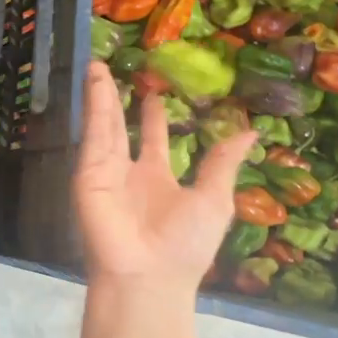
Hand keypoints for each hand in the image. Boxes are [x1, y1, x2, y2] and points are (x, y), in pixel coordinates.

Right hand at [74, 62, 255, 293]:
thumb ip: (221, 162)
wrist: (149, 272)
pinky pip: (93, 135)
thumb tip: (249, 131)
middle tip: (120, 68)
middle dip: (120, 98)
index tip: (156, 91)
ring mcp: (105, 169)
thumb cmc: (185, 243)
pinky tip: (95, 86)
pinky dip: (94, 109)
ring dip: (101, 95)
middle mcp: (128, 170)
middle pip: (122, 125)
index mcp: (158, 178)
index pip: (152, 139)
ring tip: (98, 65)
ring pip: (104, 123)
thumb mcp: (214, 199)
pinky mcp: (88, 170)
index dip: (154, 115)